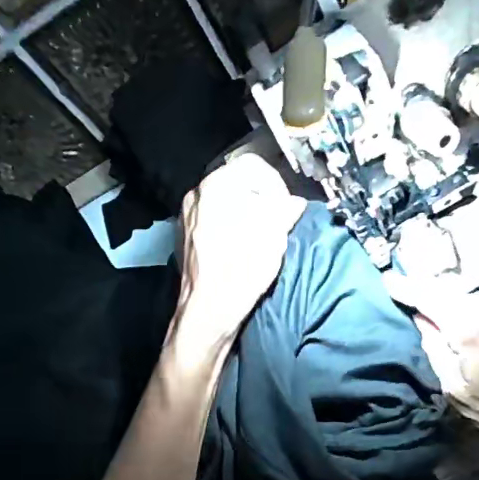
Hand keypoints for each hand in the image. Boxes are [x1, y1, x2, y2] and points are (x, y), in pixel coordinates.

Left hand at [173, 153, 305, 354]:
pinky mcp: (185, 236)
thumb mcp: (273, 237)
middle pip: (238, 183)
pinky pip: (214, 219)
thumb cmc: (240, 273)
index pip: (254, 166)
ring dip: (247, 213)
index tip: (286, 206)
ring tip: (262, 237)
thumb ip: (284, 210)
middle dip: (262, 199)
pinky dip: (231, 226)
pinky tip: (242, 248)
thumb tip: (293, 203)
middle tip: (278, 221)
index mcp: (216, 187)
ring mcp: (187, 215)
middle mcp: (196, 194)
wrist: (206, 313)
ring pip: (226, 201)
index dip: (276, 184)